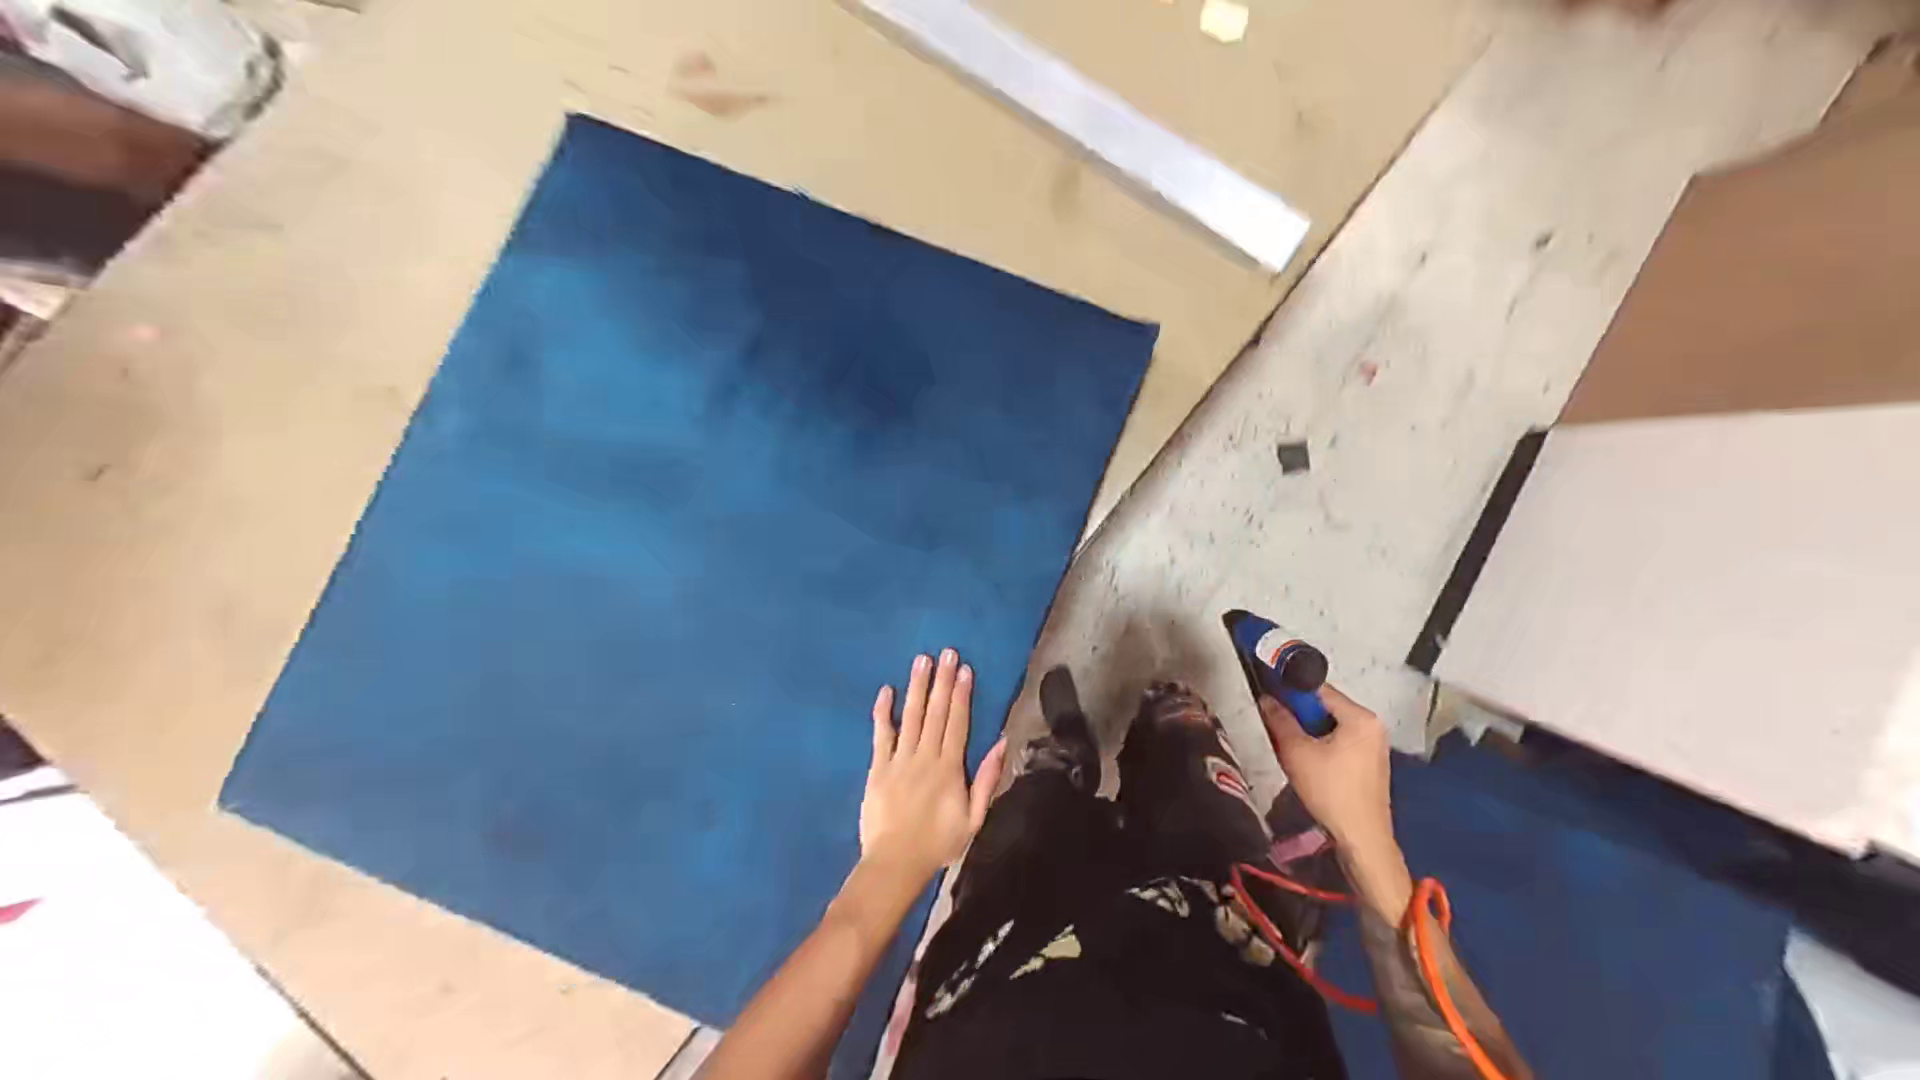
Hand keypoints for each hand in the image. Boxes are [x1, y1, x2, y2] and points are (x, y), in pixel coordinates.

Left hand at [860, 649, 1008, 890]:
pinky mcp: (878, 767)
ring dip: (917, 687)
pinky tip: (886, 691)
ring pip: (910, 716)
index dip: (962, 694)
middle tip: (946, 652)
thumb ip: (987, 779)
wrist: (896, 863)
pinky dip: (883, 712)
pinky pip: (881, 734)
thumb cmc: (939, 843)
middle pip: (935, 712)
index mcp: (949, 767)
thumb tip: (1002, 743)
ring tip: (921, 660)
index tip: (964, 669)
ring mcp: (899, 759)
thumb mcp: (974, 818)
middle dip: (942, 681)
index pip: (958, 722)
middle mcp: (925, 756)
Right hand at [1261, 685, 1411, 918]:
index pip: (1318, 688)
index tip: (1268, 692)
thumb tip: (1266, 698)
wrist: (1361, 837)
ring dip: (1307, 729)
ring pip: (1330, 724)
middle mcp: (1372, 725)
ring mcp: (1374, 744)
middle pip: (1325, 706)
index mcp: (1360, 717)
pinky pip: (1339, 739)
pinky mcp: (1369, 761)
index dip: (1290, 689)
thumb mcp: (1296, 751)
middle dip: (1298, 712)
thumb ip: (1279, 719)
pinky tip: (1305, 757)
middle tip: (1274, 722)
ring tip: (1287, 742)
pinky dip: (1320, 742)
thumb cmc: (1330, 790)